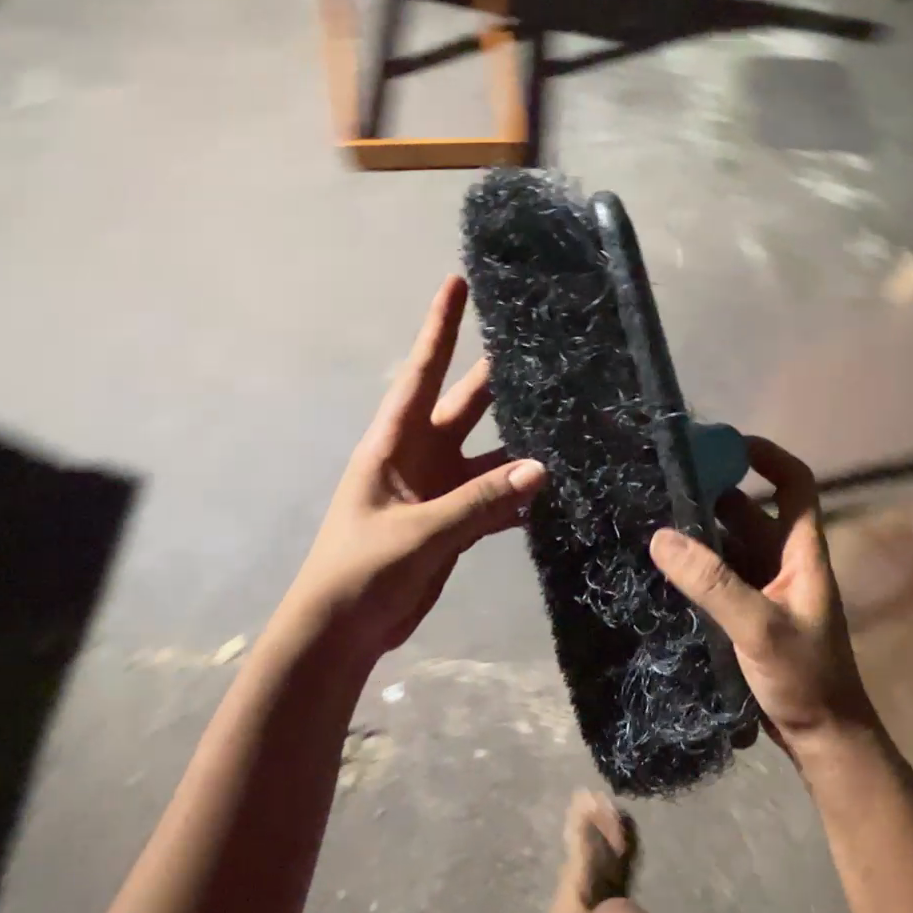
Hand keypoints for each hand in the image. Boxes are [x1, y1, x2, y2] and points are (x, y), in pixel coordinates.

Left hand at [277, 276, 546, 660]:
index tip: (458, 282)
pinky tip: (556, 486)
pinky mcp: (454, 522)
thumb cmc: (361, 569)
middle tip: (539, 344)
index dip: (441, 327)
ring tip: (568, 419)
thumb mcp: (419, 531)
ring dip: (522, 444)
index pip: (423, 371)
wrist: (344, 630)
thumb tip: (541, 467)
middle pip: (466, 405)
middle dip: (497, 375)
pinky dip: (520, 495)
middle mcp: (421, 456)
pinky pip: (495, 498)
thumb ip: (479, 502)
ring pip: (490, 455)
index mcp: (395, 442)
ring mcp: (440, 489)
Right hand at [649, 437, 877, 757]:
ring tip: (649, 517)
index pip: (795, 485)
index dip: (768, 456)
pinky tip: (659, 569)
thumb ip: (712, 583)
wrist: (823, 738)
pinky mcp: (747, 616)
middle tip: (661, 482)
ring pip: (728, 546)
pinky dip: (693, 568)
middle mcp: (784, 563)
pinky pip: (717, 578)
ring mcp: (765, 591)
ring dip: (697, 532)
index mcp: (802, 553)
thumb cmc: (805, 677)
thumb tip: (661, 536)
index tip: (726, 443)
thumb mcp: (759, 626)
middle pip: (750, 511)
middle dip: (711, 493)